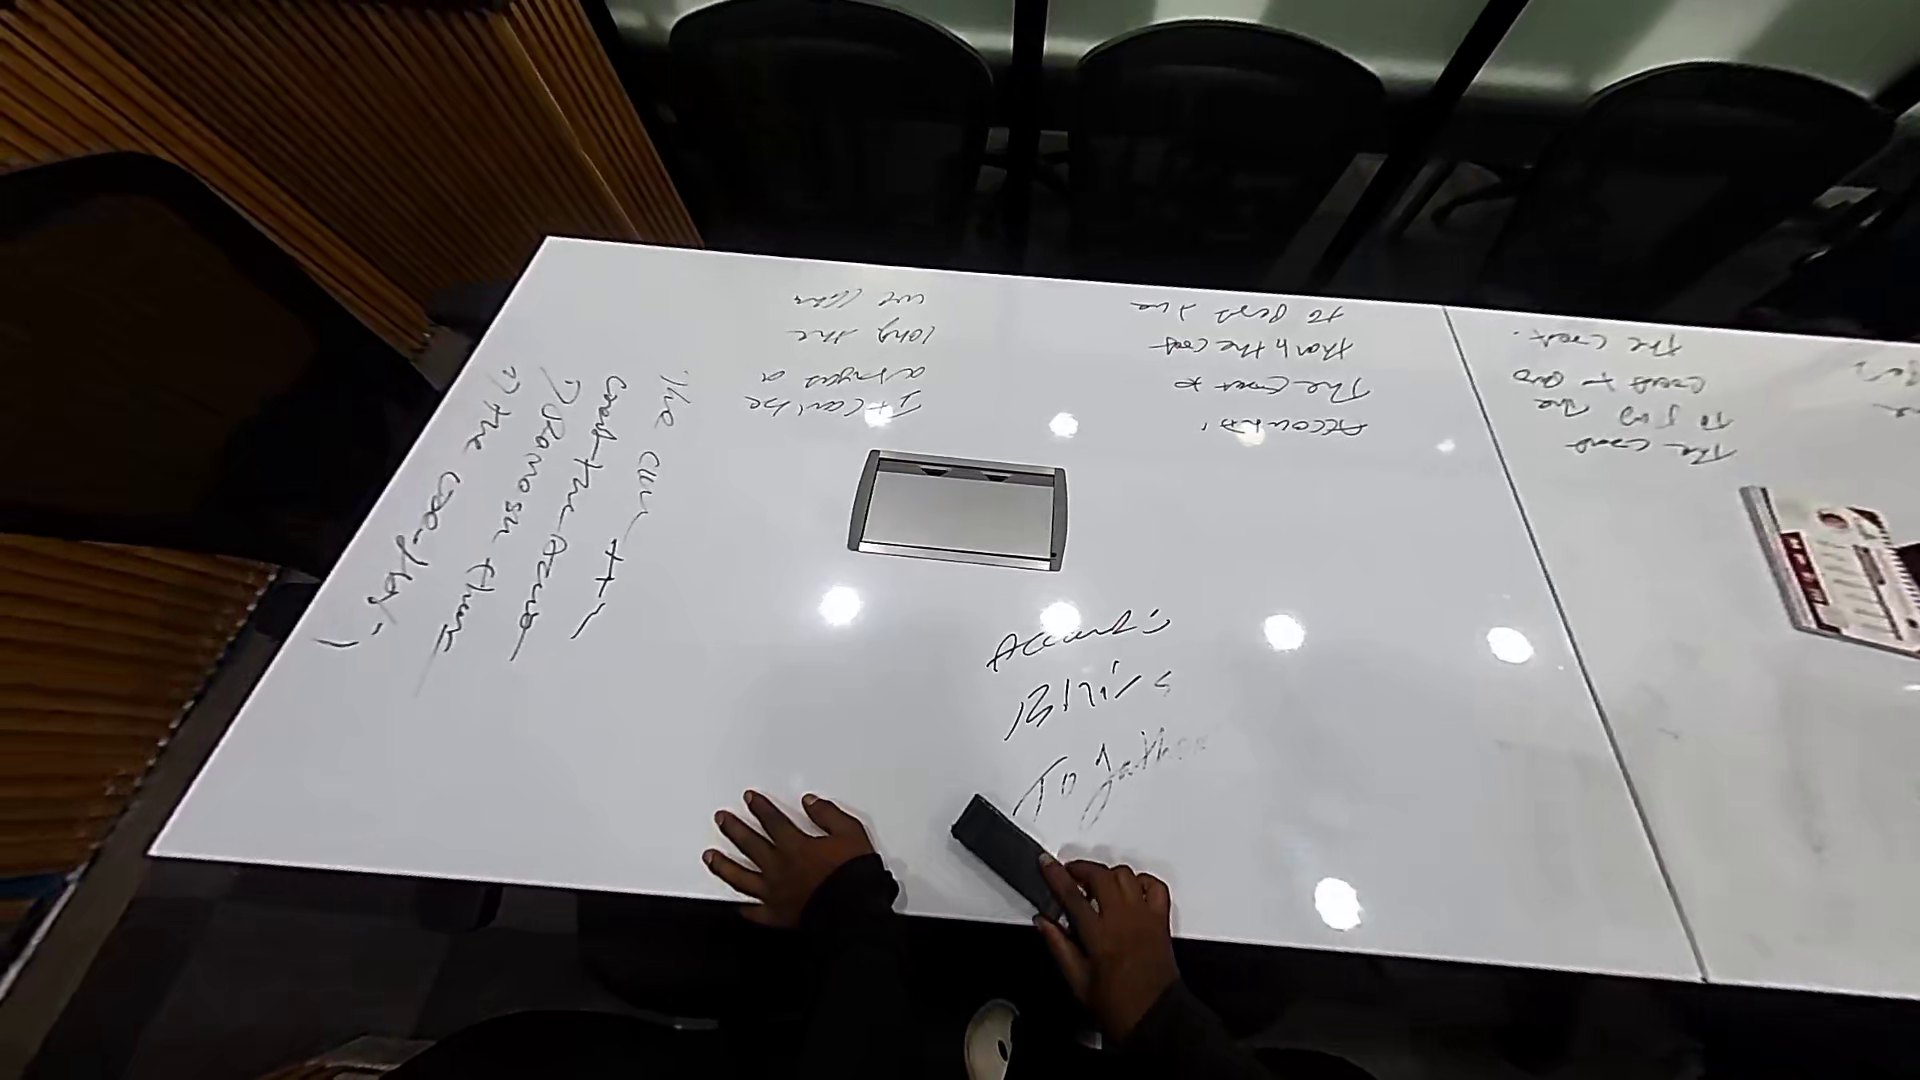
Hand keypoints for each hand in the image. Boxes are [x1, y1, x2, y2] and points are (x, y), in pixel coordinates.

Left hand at [704, 790, 874, 926]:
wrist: (853, 912)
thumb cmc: (852, 873)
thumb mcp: (849, 831)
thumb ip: (827, 814)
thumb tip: (811, 803)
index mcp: (796, 847)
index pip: (773, 821)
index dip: (760, 808)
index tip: (749, 799)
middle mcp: (779, 868)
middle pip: (751, 845)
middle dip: (734, 829)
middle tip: (722, 818)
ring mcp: (775, 894)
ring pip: (742, 877)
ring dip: (724, 865)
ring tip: (711, 856)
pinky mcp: (777, 916)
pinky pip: (754, 911)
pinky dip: (743, 906)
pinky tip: (736, 903)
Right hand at [1036, 855, 1179, 1040]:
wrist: (1159, 1025)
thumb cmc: (1121, 1011)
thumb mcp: (1080, 985)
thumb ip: (1059, 948)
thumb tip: (1043, 923)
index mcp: (1100, 937)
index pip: (1072, 894)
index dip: (1055, 875)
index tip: (1046, 863)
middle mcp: (1123, 920)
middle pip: (1100, 875)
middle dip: (1081, 868)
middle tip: (1070, 874)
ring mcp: (1144, 917)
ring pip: (1125, 875)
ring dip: (1108, 874)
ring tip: (1097, 884)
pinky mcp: (1161, 921)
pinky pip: (1154, 886)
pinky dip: (1141, 881)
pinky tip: (1130, 889)